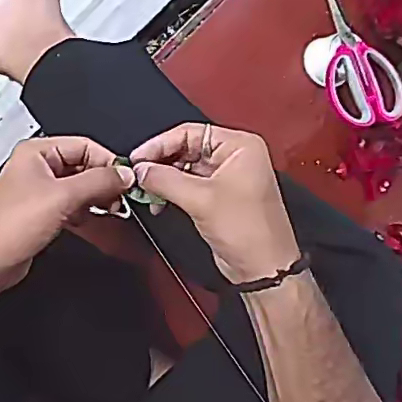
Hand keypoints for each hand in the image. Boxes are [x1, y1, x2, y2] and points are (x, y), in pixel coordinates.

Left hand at [0, 136, 133, 287]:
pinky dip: (88, 210)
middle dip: (104, 182)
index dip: (108, 161)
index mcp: (37, 152)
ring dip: (98, 197)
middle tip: (122, 195)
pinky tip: (99, 219)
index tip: (126, 178)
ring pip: (81, 186)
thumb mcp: (63, 197)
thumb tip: (123, 174)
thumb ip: (98, 182)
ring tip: (113, 208)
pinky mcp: (44, 211)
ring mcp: (40, 190)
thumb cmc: (8, 227)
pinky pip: (74, 204)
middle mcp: (37, 167)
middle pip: (84, 165)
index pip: (84, 145)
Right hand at [129, 122, 299, 281]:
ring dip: (164, 178)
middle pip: (187, 148)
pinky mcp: (220, 196)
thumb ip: (165, 179)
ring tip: (144, 189)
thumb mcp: (200, 199)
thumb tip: (140, 168)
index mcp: (240, 146)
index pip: (191, 132)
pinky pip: (190, 184)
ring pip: (186, 167)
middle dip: (161, 162)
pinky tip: (157, 201)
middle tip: (137, 173)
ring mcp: (227, 176)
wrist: (263, 268)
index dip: (161, 144)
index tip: (138, 157)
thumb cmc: (248, 230)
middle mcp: (235, 156)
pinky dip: (172, 190)